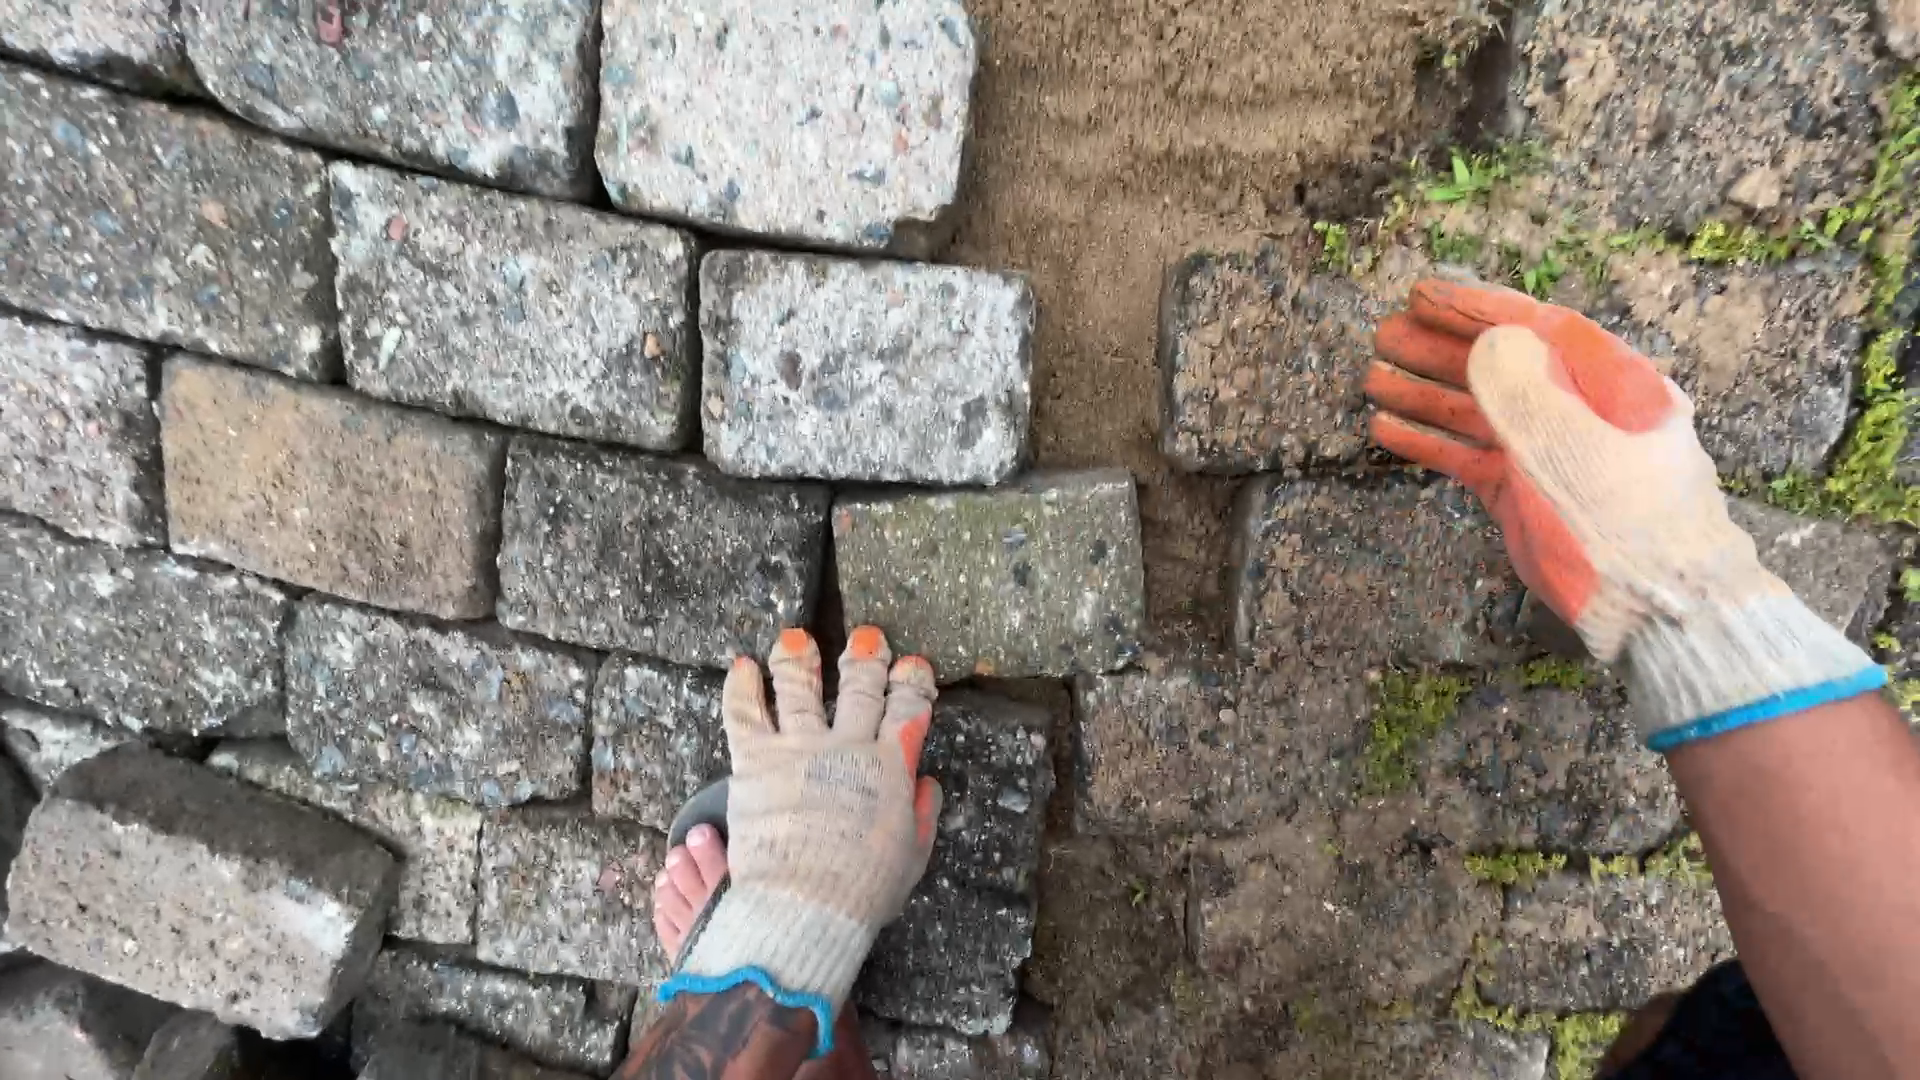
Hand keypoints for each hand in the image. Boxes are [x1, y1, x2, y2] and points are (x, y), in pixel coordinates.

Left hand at [660, 626, 940, 1053]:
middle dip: (867, 658)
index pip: (907, 708)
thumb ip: (922, 814)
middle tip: (867, 637)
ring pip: (799, 688)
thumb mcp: (911, 856)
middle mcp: (845, 746)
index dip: (913, 681)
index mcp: (887, 767)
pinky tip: (743, 665)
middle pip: (859, 687)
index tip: (913, 664)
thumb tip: (926, 782)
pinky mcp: (756, 761)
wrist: (803, 909)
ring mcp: (799, 749)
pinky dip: (742, 688)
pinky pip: (746, 714)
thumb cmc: (862, 891)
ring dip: (798, 659)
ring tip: (794, 639)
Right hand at [1364, 280, 1881, 748]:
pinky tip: (1384, 431)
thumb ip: (1528, 395)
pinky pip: (1464, 453)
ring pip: (1473, 409)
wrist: (1647, 602)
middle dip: (1439, 347)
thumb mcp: (1575, 450)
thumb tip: (1487, 342)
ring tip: (1371, 378)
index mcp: (1609, 384)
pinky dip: (1425, 441)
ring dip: (1422, 392)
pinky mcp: (1518, 486)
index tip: (1422, 295)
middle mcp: (1573, 408)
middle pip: (1497, 364)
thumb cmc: (1620, 519)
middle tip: (1383, 334)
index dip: (1477, 307)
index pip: (1537, 328)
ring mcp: (1542, 448)